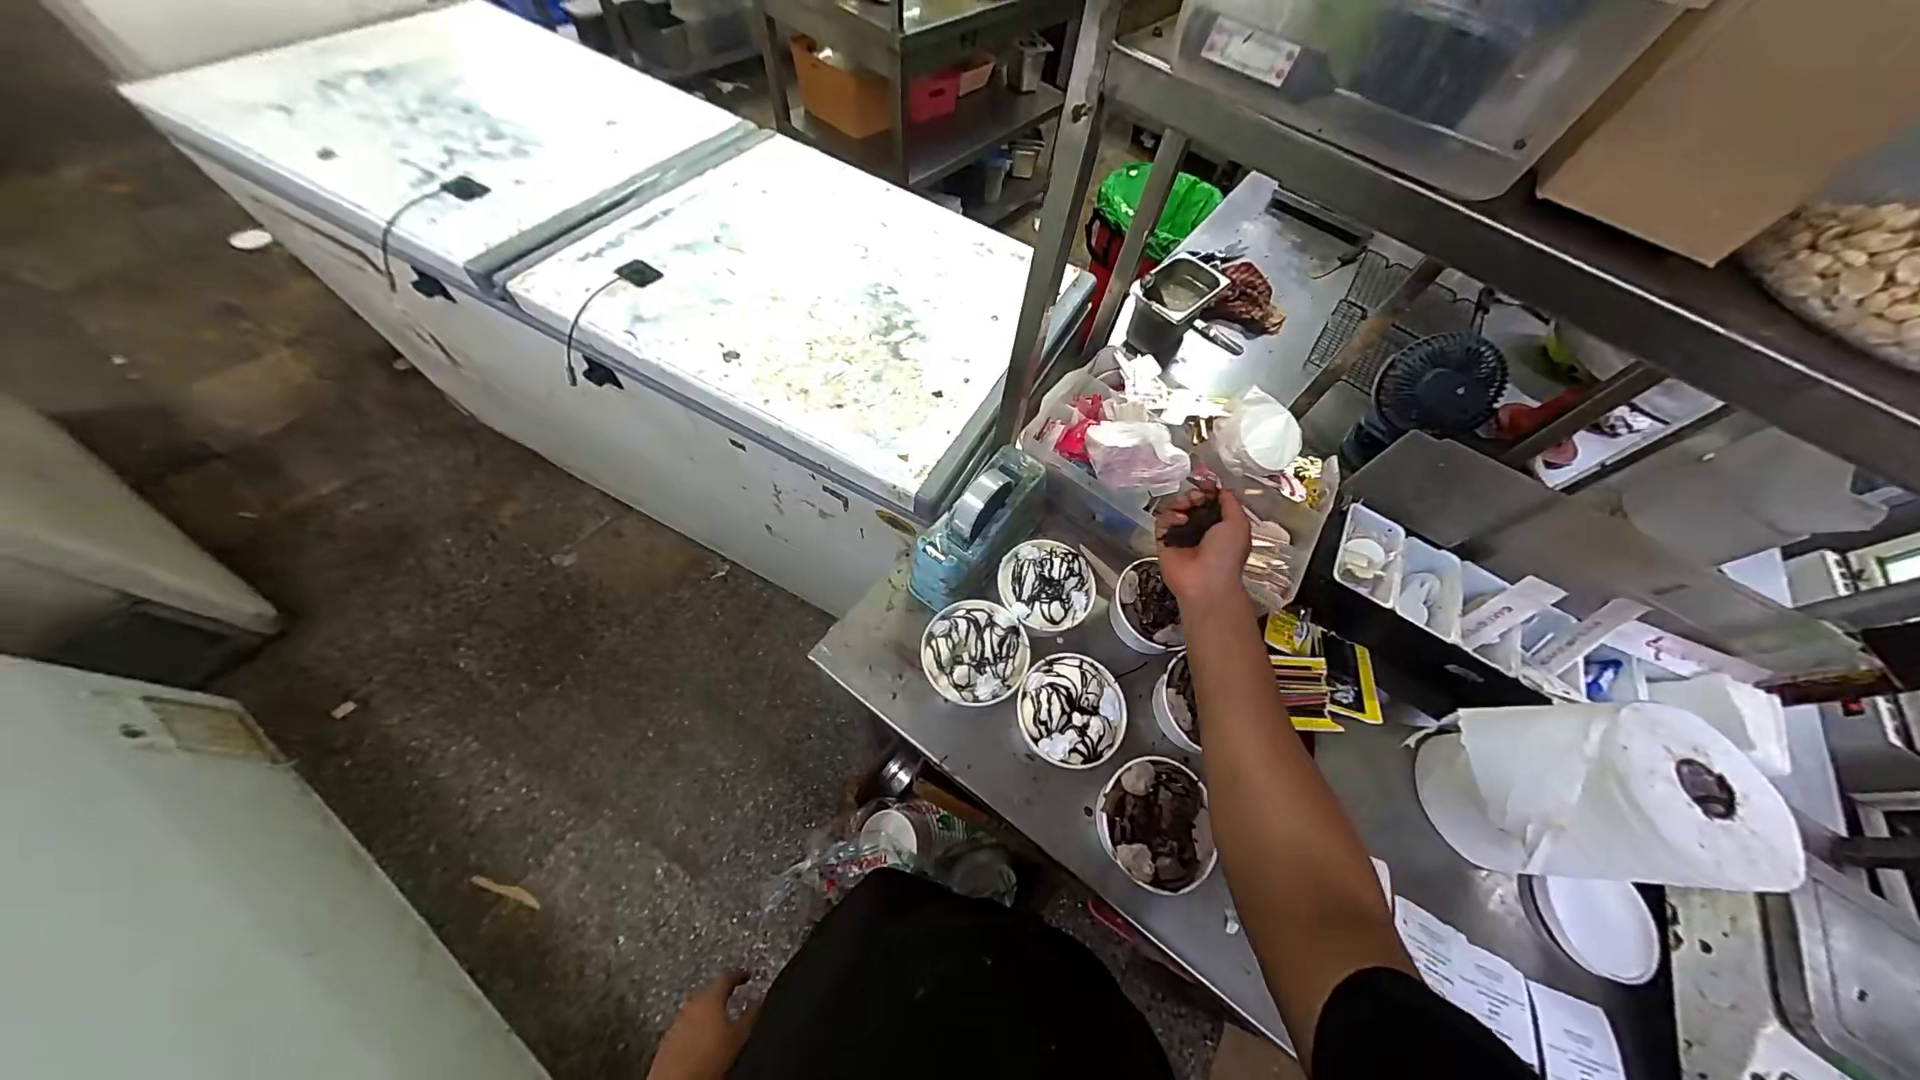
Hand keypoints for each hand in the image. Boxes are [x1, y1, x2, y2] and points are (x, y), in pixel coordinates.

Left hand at [646, 970, 760, 1079]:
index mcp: (710, 997)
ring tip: (719, 1020)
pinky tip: (702, 1039)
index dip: (739, 975)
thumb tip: (758, 999)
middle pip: (709, 992)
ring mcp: (677, 1022)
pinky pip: (685, 1026)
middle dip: (722, 993)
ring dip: (708, 1010)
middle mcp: (691, 1004)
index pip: (727, 977)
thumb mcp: (739, 1035)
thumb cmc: (709, 1059)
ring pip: (696, 1009)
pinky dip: (696, 1027)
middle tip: (734, 994)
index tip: (746, 975)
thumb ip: (750, 1013)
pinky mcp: (667, 1041)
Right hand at [1155, 480, 1251, 610]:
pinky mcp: (1164, 540)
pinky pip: (1161, 521)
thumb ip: (1231, 502)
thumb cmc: (1226, 554)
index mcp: (1219, 524)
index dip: (1207, 489)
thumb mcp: (1238, 524)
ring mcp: (1180, 534)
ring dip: (1180, 502)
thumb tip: (1221, 488)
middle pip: (1190, 501)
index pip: (1209, 500)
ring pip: (1174, 508)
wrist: (1206, 581)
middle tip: (1195, 497)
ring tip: (1186, 508)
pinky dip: (1169, 517)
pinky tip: (1179, 521)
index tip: (1205, 483)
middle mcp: (1199, 528)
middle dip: (1193, 494)